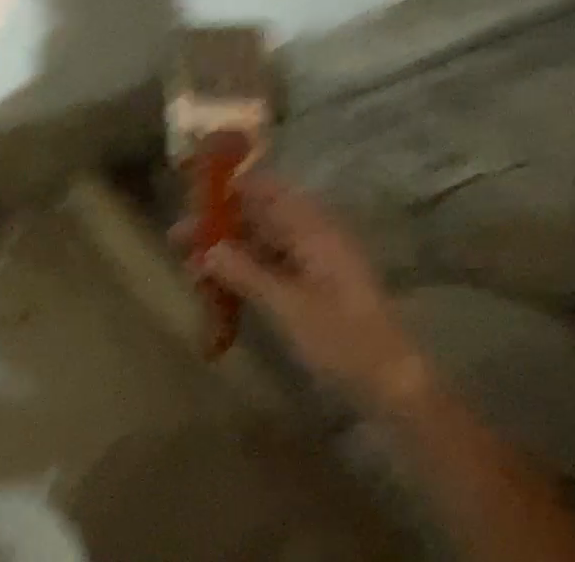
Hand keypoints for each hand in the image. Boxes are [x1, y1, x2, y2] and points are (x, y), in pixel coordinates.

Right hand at [178, 176, 427, 409]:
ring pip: (262, 242)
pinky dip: (245, 273)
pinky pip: (272, 266)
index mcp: (313, 229)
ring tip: (191, 270)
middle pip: (259, 215)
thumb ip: (244, 272)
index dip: (228, 187)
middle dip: (219, 224)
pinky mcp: (316, 288)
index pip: (265, 188)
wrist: (396, 387)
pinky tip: (220, 290)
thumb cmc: (344, 340)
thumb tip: (206, 249)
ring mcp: (316, 263)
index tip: (191, 195)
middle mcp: (314, 236)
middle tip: (178, 240)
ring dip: (228, 251)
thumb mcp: (288, 306)